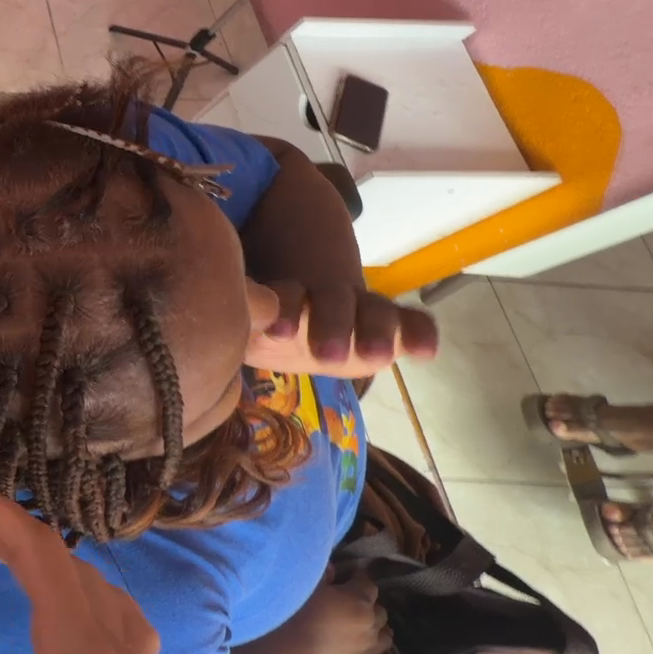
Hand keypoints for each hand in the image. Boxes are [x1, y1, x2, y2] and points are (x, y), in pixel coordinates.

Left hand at [245, 279, 437, 376]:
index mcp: (288, 295)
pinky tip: (422, 354)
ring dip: (376, 332)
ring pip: (374, 309)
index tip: (279, 335)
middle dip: (332, 325)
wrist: (293, 329)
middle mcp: (326, 297)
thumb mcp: (246, 327)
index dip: (285, 309)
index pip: (288, 294)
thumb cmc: (264, 329)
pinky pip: (412, 322)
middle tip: (327, 356)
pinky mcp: (392, 329)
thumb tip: (230, 317)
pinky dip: (420, 333)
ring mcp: (362, 309)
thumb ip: (241, 324)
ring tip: (376, 358)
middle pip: (333, 301)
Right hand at [273, 570, 427, 653]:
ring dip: (379, 627)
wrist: (294, 647)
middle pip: (379, 610)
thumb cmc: (296, 610)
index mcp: (358, 599)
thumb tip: (333, 567)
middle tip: (350, 601)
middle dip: (369, 604)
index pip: (367, 584)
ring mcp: (372, 645)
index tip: (352, 574)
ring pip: (386, 634)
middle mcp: (371, 622)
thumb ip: (321, 576)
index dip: (360, 578)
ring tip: (368, 625)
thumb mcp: (305, 586)